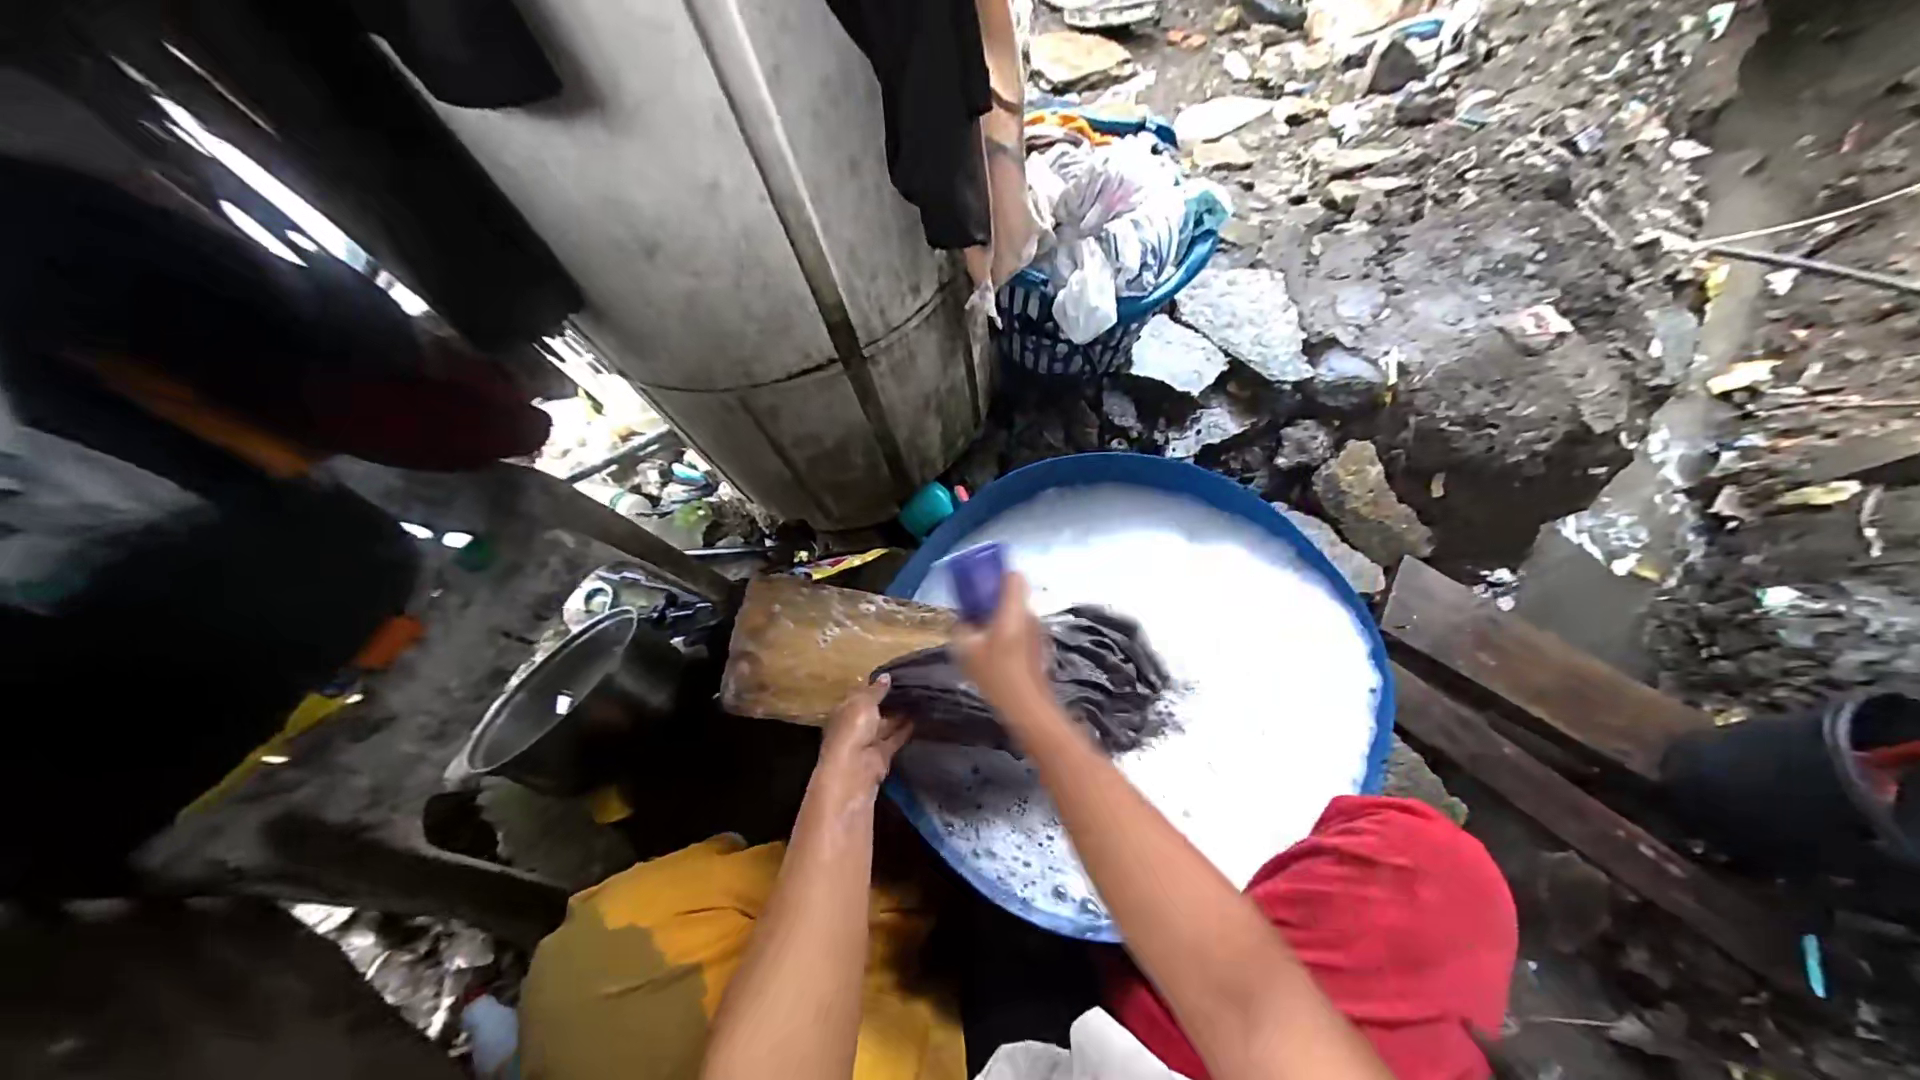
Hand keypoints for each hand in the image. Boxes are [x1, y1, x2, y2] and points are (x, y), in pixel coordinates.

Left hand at [817, 675, 911, 791]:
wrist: (853, 772)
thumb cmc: (852, 731)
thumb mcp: (863, 703)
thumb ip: (876, 691)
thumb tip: (886, 676)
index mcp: (845, 710)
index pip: (861, 694)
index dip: (876, 686)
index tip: (897, 675)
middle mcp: (856, 725)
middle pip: (875, 710)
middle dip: (890, 700)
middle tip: (915, 686)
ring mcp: (869, 741)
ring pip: (887, 724)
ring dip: (901, 714)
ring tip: (921, 700)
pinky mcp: (882, 756)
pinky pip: (895, 739)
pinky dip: (906, 730)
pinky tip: (920, 719)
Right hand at [951, 572, 1052, 721]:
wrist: (1028, 707)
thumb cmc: (997, 674)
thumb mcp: (967, 650)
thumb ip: (961, 629)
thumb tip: (961, 621)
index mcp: (1013, 610)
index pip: (1013, 576)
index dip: (997, 574)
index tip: (980, 584)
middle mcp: (1029, 615)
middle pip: (1013, 596)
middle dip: (993, 601)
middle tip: (973, 614)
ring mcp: (1038, 631)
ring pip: (1016, 614)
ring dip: (1000, 620)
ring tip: (982, 640)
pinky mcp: (1040, 646)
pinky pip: (1021, 630)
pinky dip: (1008, 635)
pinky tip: (995, 656)